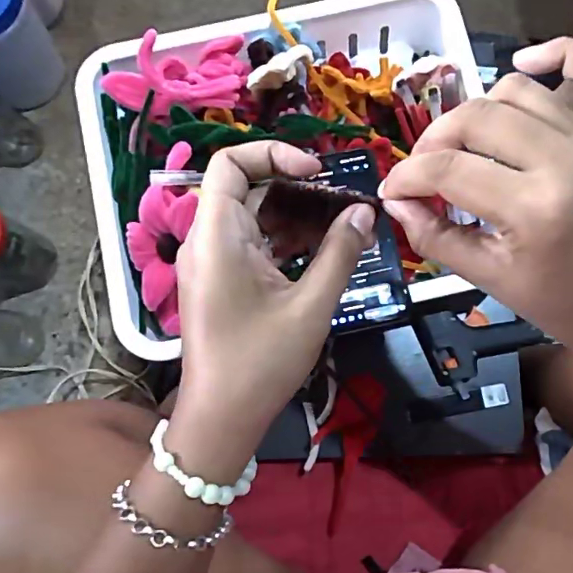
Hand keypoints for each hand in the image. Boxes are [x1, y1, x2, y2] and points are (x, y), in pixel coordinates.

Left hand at [174, 143, 375, 434]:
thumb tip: (365, 213)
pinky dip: (286, 242)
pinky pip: (254, 245)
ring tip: (344, 227)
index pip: (230, 162)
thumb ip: (340, 254)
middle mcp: (207, 240)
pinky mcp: (222, 282)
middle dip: (297, 188)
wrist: (222, 418)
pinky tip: (324, 253)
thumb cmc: (261, 362)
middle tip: (343, 202)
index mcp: (217, 236)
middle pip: (247, 188)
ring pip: (254, 217)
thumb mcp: (311, 306)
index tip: (317, 171)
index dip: (274, 153)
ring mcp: (212, 263)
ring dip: (297, 217)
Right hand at [378, 38, 572, 360]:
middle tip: (422, 171)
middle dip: (434, 140)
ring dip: (476, 110)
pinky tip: (525, 61)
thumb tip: (395, 202)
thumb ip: (434, 237)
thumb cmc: (555, 302)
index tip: (393, 191)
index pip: (449, 169)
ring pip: (516, 89)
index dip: (407, 176)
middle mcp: (564, 160)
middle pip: (477, 117)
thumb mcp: (487, 278)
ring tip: (463, 145)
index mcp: (533, 208)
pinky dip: (559, 53)